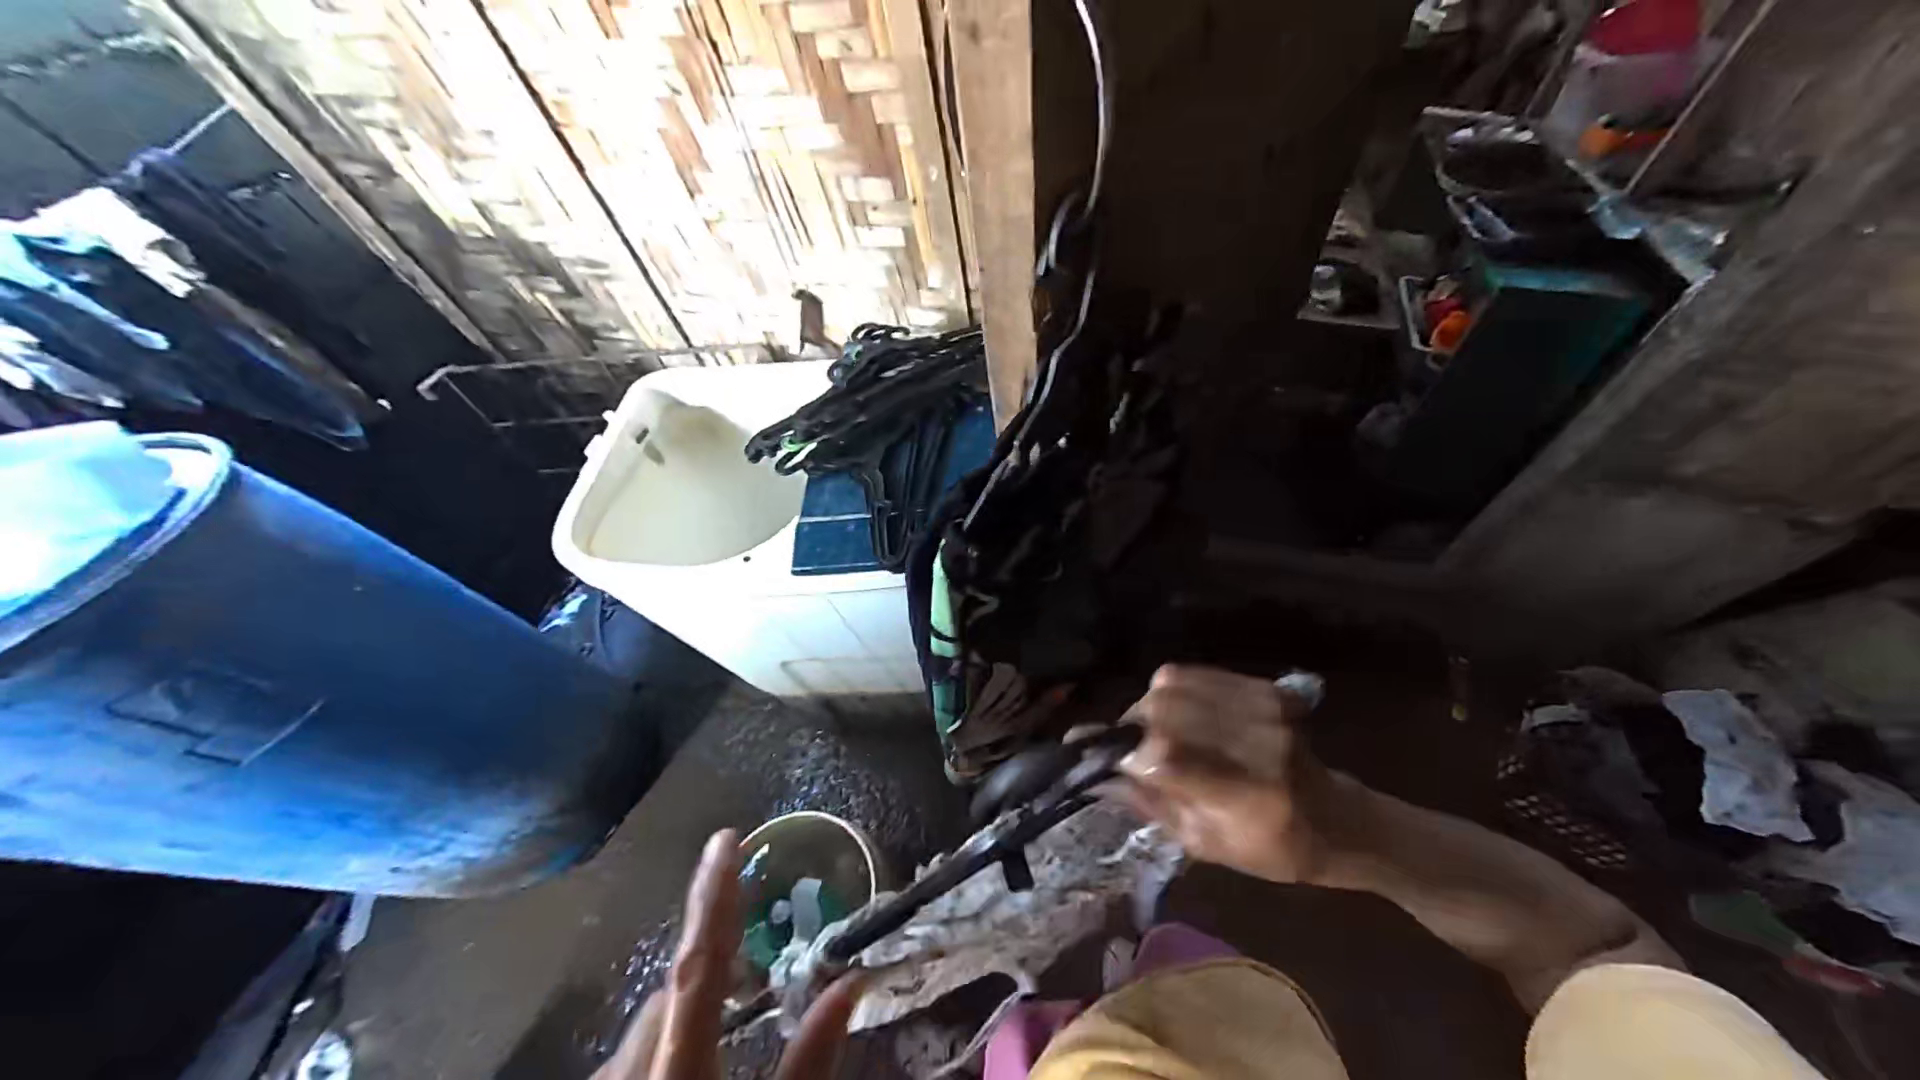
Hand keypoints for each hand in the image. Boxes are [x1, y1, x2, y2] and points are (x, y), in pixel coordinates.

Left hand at [591, 830, 862, 1079]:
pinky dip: (665, 1045)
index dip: (712, 897)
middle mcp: (630, 1072)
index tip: (726, 839)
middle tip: (752, 983)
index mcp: (680, 1074)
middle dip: (713, 967)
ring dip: (688, 1013)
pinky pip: (632, 1056)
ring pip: (650, 1024)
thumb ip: (811, 1059)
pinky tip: (683, 1070)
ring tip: (722, 1037)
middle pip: (674, 991)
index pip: (696, 968)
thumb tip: (851, 982)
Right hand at [1112, 665, 1340, 883]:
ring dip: (1153, 706)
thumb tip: (1097, 775)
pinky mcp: (1267, 689)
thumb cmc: (1269, 847)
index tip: (1124, 765)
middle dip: (1137, 725)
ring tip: (1159, 728)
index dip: (1133, 756)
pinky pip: (1195, 672)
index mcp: (1249, 797)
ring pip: (1173, 683)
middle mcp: (1259, 745)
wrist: (1337, 820)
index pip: (1167, 755)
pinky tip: (1184, 712)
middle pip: (1164, 708)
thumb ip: (1150, 803)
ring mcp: (1267, 710)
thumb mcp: (1205, 844)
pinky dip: (1176, 690)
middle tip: (1138, 745)